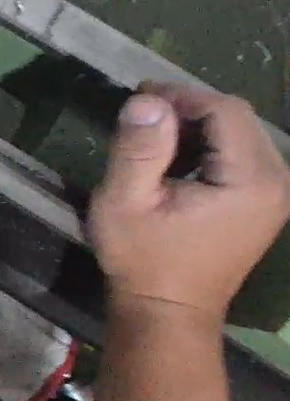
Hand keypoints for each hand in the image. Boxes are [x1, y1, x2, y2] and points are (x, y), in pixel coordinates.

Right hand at [89, 83, 289, 325]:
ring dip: (194, 126)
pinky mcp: (262, 202)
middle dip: (187, 108)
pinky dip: (203, 146)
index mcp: (250, 179)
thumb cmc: (141, 253)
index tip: (134, 96)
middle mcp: (278, 181)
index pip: (226, 113)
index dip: (181, 96)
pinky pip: (239, 156)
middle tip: (136, 113)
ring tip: (146, 134)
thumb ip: (139, 149)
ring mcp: (275, 193)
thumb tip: (145, 101)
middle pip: (239, 121)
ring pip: (240, 136)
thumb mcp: (125, 199)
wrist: (167, 305)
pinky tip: (169, 158)